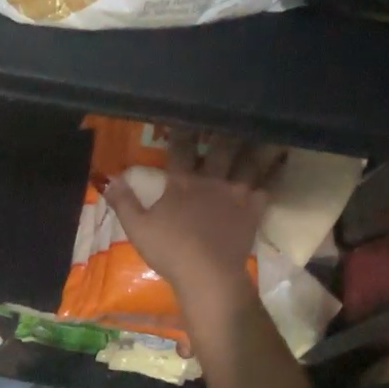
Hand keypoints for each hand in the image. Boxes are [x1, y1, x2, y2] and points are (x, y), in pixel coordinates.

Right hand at [104, 130, 284, 309]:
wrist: (207, 274)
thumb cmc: (169, 251)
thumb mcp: (136, 228)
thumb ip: (123, 201)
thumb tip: (108, 178)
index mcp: (182, 183)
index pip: (180, 149)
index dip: (181, 130)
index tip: (183, 114)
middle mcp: (211, 180)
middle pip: (221, 148)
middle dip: (224, 130)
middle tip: (232, 113)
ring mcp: (236, 194)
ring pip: (248, 162)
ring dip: (254, 146)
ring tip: (263, 130)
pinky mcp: (253, 211)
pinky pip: (267, 187)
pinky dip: (273, 175)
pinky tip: (280, 163)